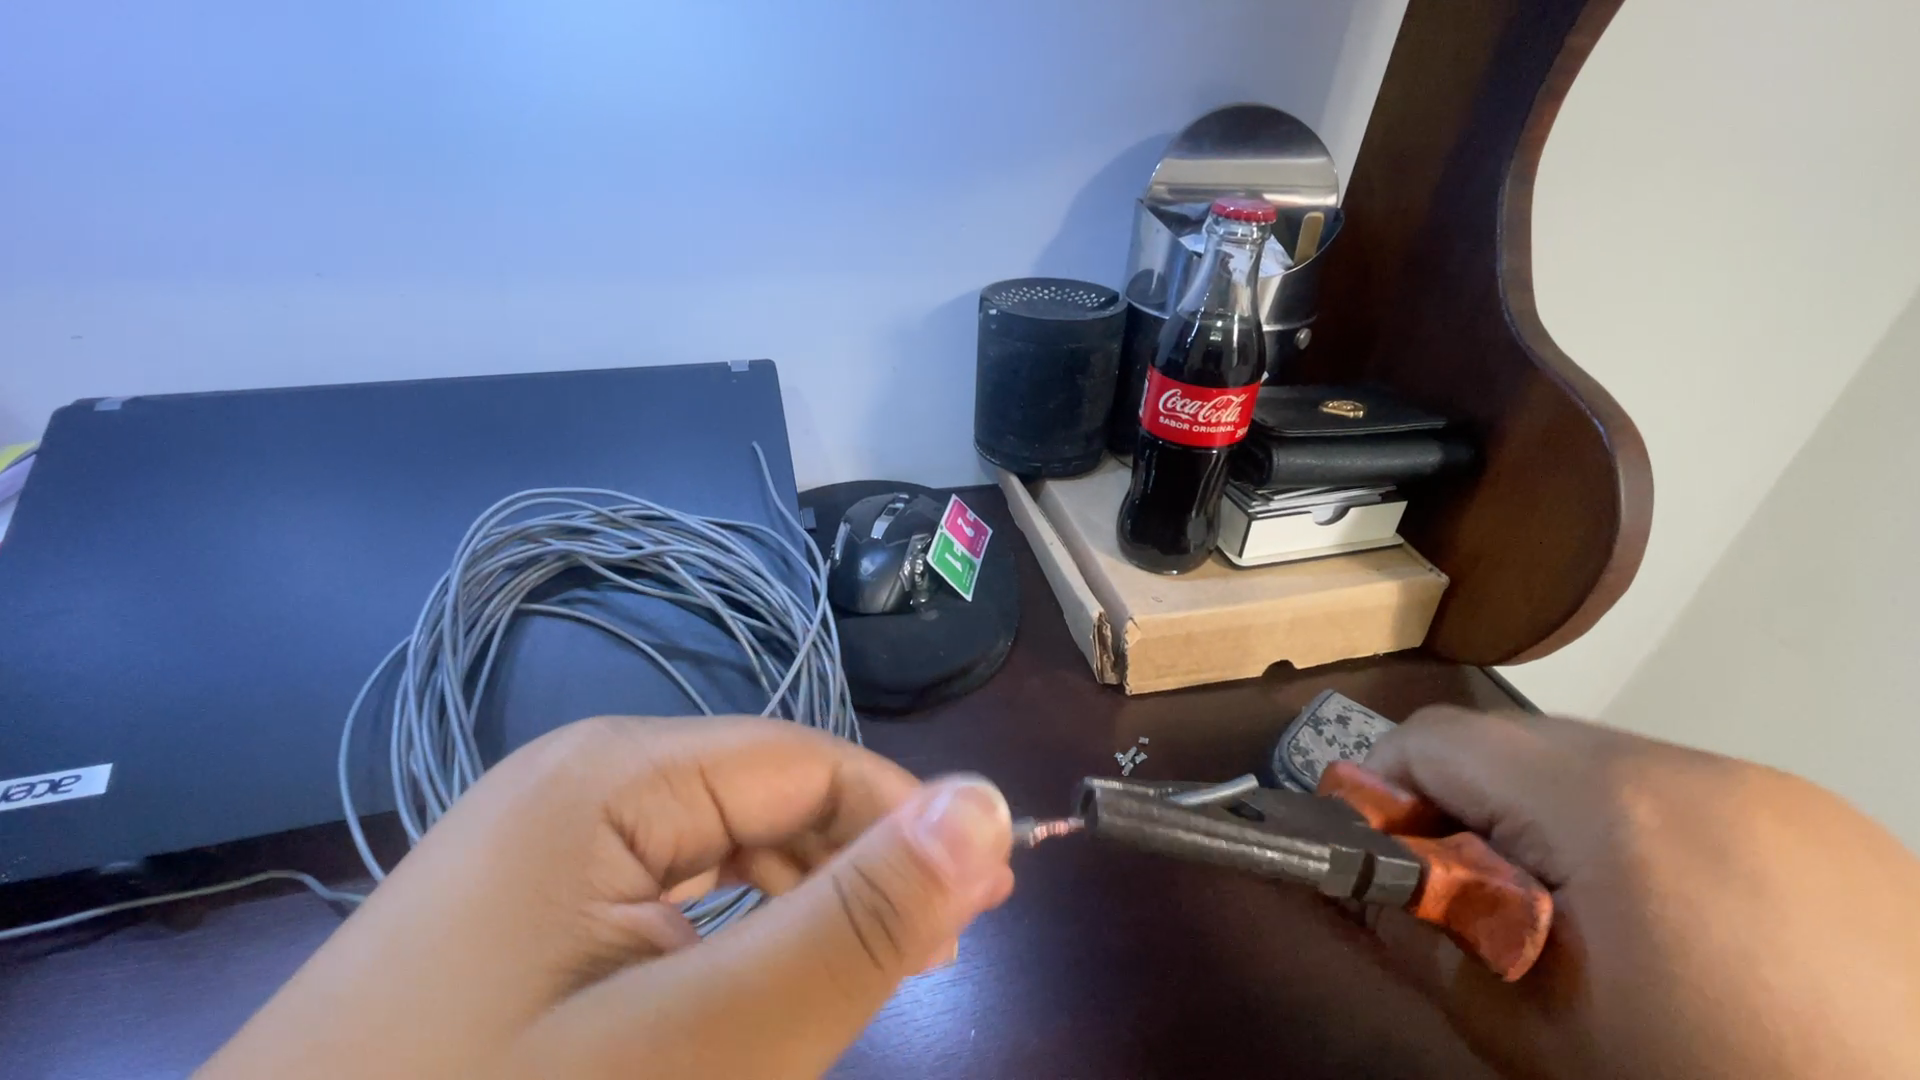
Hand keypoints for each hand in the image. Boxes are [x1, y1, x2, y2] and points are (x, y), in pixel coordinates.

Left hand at [199, 716, 1014, 1078]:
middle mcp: (577, 780)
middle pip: (765, 799)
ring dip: (802, 904)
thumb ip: (856, 922)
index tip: (979, 908)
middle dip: (856, 869)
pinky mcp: (527, 909)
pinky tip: (752, 992)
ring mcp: (542, 844)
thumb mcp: (706, 1048)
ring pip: (722, 848)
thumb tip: (985, 804)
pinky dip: (733, 937)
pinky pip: (668, 895)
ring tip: (859, 977)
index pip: (809, 762)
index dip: (904, 827)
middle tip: (933, 956)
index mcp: (612, 774)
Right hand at [1362, 708, 1919, 1078]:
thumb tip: (1352, 880)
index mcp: (1611, 804)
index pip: (1439, 736)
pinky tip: (1669, 918)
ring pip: (1597, 761)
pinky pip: (1681, 792)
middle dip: (1463, 800)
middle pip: (1516, 740)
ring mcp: (1776, 788)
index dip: (1382, 780)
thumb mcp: (1535, 1036)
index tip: (1375, 845)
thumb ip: (1420, 939)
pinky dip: (1633, 830)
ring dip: (1547, 813)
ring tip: (1568, 909)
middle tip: (1461, 886)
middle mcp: (1693, 766)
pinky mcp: (1834, 821)